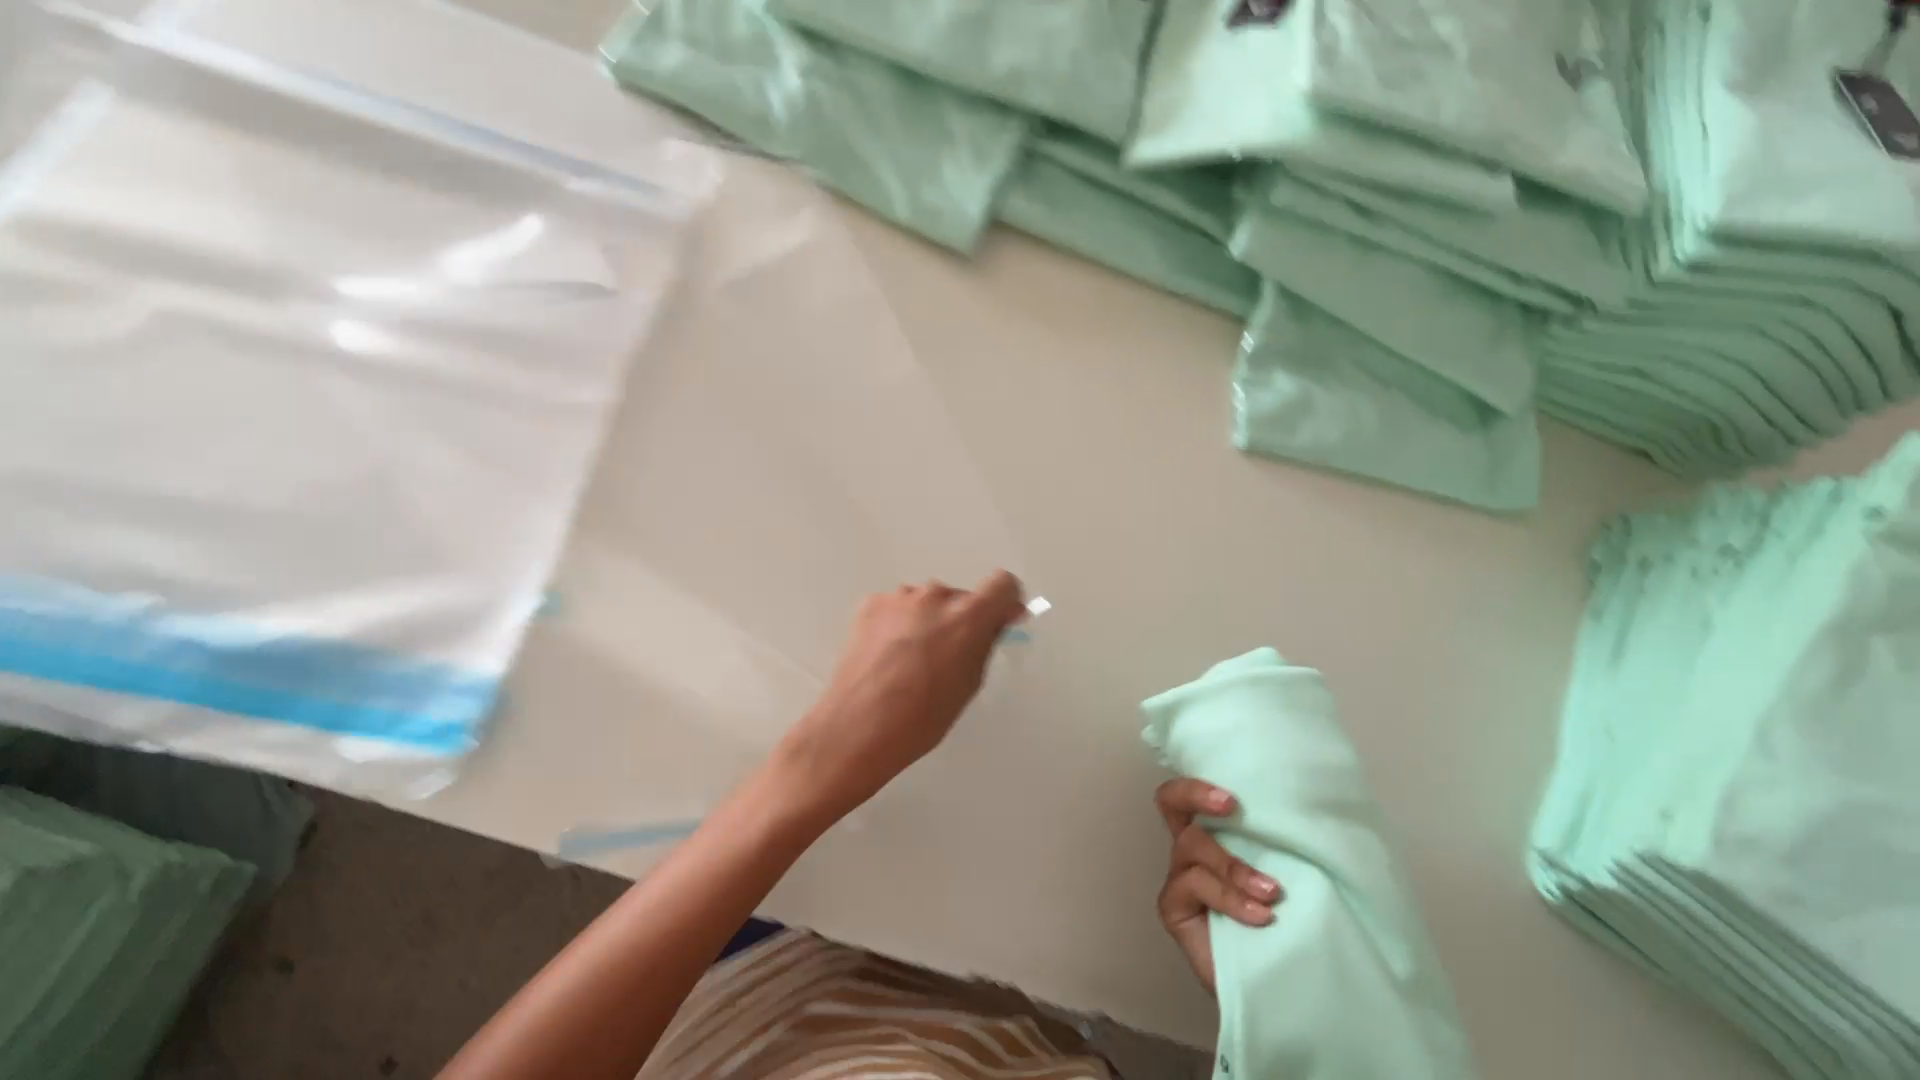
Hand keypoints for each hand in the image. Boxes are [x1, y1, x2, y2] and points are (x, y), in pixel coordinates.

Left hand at [769, 571, 1026, 826]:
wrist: (857, 727)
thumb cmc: (923, 717)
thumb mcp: (969, 684)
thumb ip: (984, 645)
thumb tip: (993, 624)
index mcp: (968, 616)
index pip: (1003, 584)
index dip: (1004, 603)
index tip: (999, 624)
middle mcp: (935, 596)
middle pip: (961, 598)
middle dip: (961, 620)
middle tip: (948, 658)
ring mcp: (899, 598)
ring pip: (926, 602)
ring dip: (928, 621)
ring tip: (911, 661)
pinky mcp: (870, 605)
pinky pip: (897, 608)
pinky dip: (899, 625)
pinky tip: (887, 657)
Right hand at [1155, 779, 1282, 994]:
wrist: (1283, 986)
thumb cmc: (1294, 924)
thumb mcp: (1297, 876)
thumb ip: (1294, 846)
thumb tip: (1323, 813)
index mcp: (1219, 834)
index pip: (1196, 792)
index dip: (1200, 784)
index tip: (1234, 797)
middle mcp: (1193, 850)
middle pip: (1173, 803)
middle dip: (1198, 796)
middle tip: (1233, 807)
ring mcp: (1180, 878)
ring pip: (1192, 846)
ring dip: (1234, 866)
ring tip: (1272, 894)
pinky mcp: (1173, 907)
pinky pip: (1193, 885)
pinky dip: (1229, 897)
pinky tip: (1260, 917)